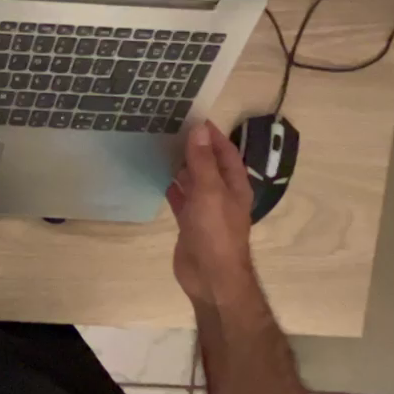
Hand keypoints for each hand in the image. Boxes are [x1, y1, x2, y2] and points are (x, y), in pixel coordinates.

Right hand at [167, 121, 258, 309]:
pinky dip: (172, 187)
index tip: (194, 118)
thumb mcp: (209, 192)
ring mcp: (206, 210)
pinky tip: (159, 178)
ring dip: (182, 166)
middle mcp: (222, 195)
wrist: (211, 275)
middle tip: (172, 131)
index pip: (226, 153)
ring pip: (194, 181)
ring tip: (162, 149)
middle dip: (195, 148)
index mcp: (234, 186)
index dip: (213, 136)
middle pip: (210, 165)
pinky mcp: (190, 223)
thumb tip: (199, 130)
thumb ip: (203, 162)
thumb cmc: (215, 232)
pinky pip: (181, 199)